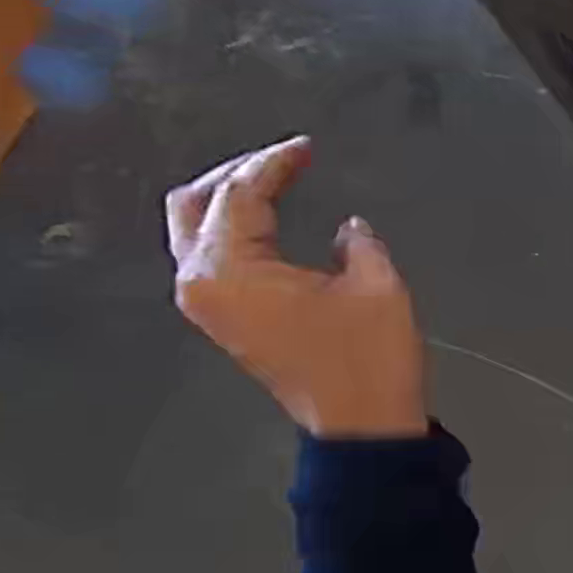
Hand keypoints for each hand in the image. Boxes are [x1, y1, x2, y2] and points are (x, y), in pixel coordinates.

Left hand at [166, 137, 428, 438]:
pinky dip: (237, 232)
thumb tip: (346, 228)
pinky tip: (271, 223)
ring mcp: (208, 306)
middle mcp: (201, 284)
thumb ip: (358, 242)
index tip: (307, 148)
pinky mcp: (226, 321)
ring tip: (278, 183)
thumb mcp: (377, 286)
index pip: (240, 195)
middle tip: (285, 161)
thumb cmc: (370, 355)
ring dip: (233, 202)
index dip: (275, 164)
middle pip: (194, 206)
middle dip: (237, 174)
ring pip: (197, 231)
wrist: (362, 424)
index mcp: (230, 270)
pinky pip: (214, 259)